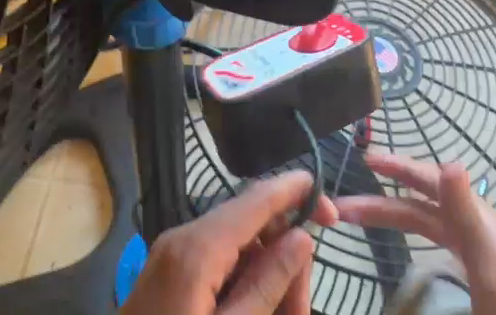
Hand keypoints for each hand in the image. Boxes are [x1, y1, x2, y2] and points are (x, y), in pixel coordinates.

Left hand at [120, 171, 337, 314]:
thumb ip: (267, 285)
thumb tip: (302, 237)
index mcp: (197, 248)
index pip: (256, 200)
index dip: (293, 192)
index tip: (327, 199)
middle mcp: (183, 238)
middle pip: (250, 225)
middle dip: (283, 260)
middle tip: (302, 309)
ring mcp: (172, 254)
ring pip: (236, 246)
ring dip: (265, 277)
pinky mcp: (168, 272)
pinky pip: (217, 262)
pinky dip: (242, 283)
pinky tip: (256, 311)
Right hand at [334, 153, 495, 314]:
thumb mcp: (488, 262)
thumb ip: (466, 214)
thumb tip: (449, 162)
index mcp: (481, 221)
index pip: (432, 184)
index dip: (400, 169)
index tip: (366, 161)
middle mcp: (478, 229)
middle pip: (422, 207)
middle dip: (383, 202)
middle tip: (344, 205)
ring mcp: (477, 252)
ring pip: (427, 223)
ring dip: (393, 216)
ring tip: (360, 216)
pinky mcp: (477, 274)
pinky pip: (437, 240)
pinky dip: (414, 232)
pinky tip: (407, 237)